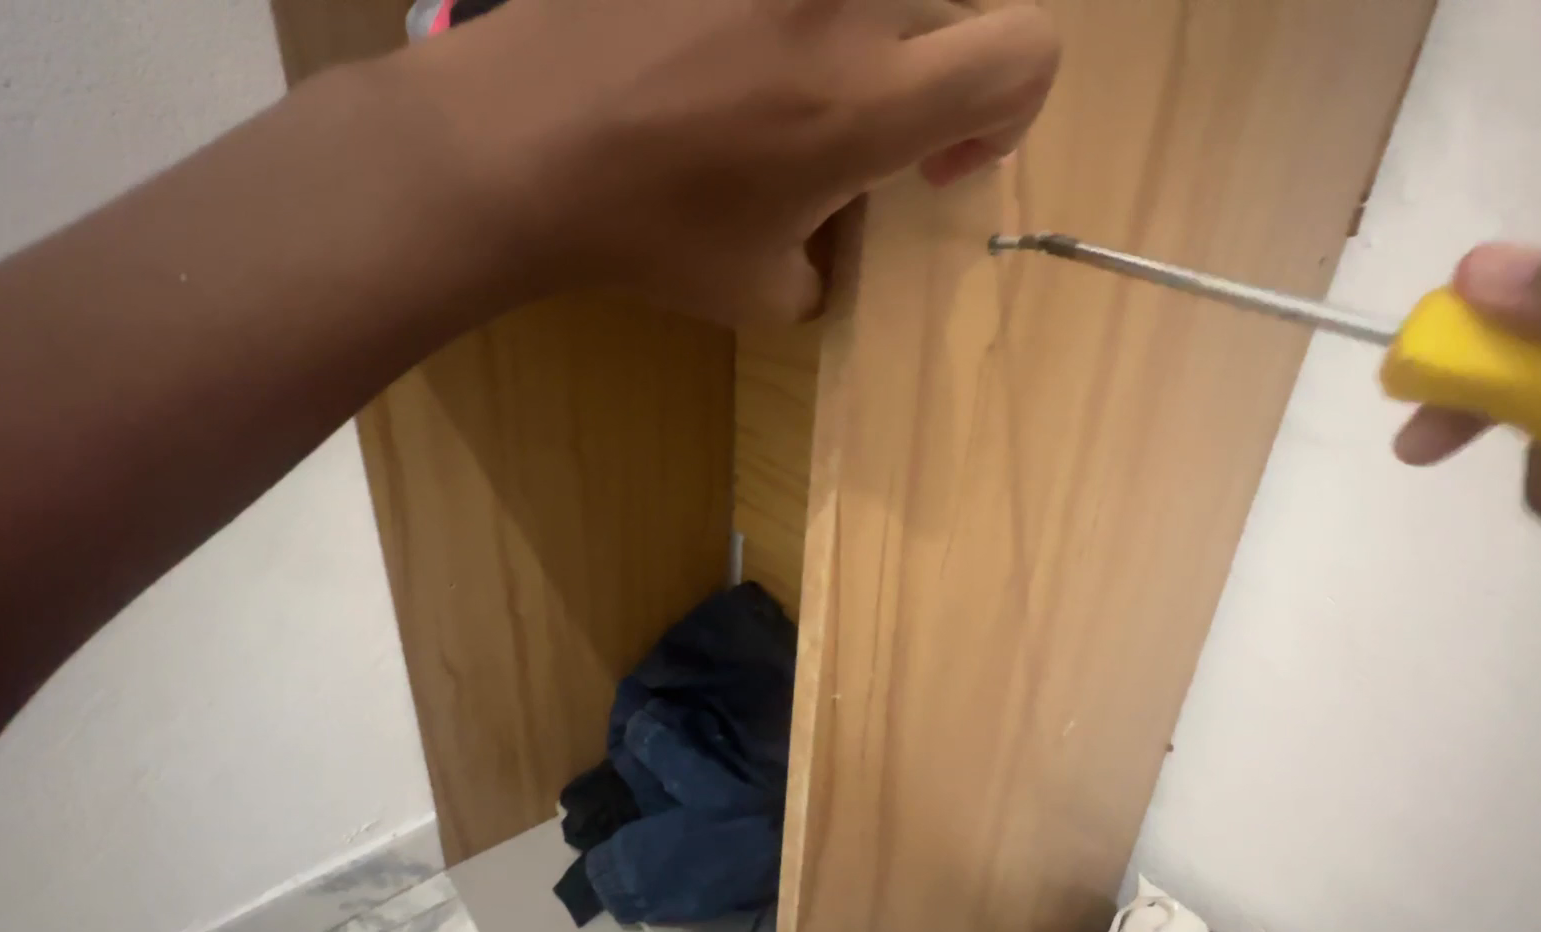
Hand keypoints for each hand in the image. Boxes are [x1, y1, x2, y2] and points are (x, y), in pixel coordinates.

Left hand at [390, 0, 1058, 322]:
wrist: (514, 151)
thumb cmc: (648, 236)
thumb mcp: (765, 293)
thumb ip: (834, 265)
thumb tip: (836, 241)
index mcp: (868, 101)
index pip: (1026, 51)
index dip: (1016, 107)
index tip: (944, 157)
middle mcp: (842, 0)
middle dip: (948, 67)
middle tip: (880, 116)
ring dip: (878, 29)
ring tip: (811, 74)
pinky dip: (796, 18)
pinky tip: (743, 45)